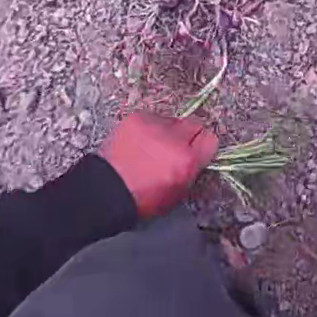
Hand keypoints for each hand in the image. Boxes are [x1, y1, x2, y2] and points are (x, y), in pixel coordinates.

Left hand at [100, 113, 217, 218]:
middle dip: (187, 135)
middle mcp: (175, 139)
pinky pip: (151, 117)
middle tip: (173, 147)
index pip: (211, 139)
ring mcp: (155, 125)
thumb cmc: (141, 199)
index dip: (202, 145)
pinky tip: (137, 142)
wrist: (105, 191)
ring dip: (166, 131)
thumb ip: (192, 170)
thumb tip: (197, 156)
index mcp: (187, 160)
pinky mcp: (137, 118)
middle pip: (195, 124)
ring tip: (150, 146)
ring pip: (172, 120)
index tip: (195, 151)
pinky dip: (147, 128)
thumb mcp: (177, 193)